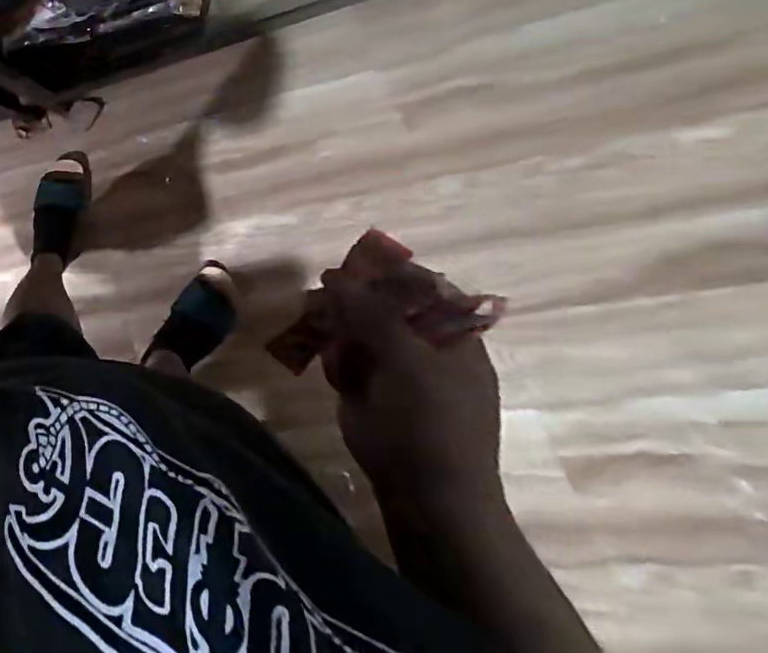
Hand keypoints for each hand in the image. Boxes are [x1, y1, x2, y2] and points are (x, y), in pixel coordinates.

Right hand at [318, 264, 503, 509]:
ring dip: (338, 322)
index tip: (348, 269)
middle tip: (322, 296)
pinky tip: (324, 357)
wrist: (428, 499)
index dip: (384, 271)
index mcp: (453, 332)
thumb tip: (334, 275)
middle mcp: (428, 344)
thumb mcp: (405, 358)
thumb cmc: (429, 422)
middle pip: (385, 304)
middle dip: (352, 298)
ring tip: (314, 319)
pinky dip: (335, 353)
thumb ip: (370, 311)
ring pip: (362, 329)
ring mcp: (399, 368)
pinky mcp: (374, 391)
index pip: (419, 282)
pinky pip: (350, 358)